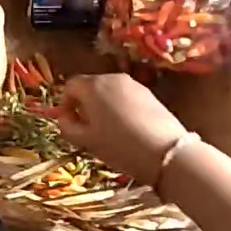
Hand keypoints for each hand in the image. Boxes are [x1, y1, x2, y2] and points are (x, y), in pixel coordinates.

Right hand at [56, 74, 190, 184]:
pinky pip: (126, 96)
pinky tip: (127, 128)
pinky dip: (120, 107)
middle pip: (91, 86)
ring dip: (103, 105)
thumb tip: (64, 117)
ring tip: (108, 130)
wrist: (165, 151)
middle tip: (87, 127)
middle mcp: (113, 78)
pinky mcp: (150, 93)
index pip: (70, 85)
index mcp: (93, 86)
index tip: (69, 121)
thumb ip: (68, 126)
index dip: (65, 103)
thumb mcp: (86, 141)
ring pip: (110, 91)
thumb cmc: (119, 146)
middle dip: (85, 103)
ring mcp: (134, 84)